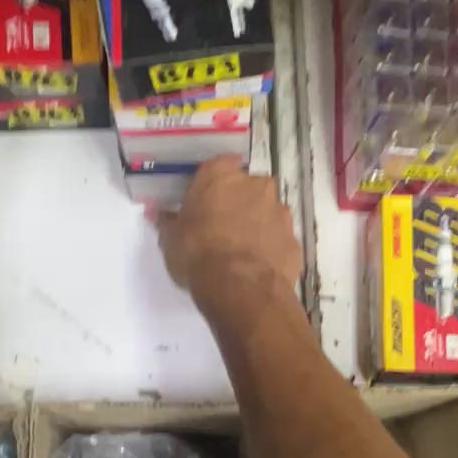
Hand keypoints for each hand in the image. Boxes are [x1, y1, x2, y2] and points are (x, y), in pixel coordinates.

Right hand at [158, 156, 303, 325]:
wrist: (241, 288)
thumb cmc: (198, 255)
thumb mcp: (170, 239)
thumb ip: (170, 223)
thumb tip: (163, 216)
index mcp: (221, 175)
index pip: (217, 169)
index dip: (211, 189)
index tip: (204, 207)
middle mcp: (256, 184)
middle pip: (246, 189)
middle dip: (238, 205)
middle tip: (222, 231)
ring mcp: (280, 211)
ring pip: (267, 213)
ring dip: (257, 226)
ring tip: (242, 254)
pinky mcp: (294, 239)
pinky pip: (279, 240)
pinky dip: (271, 249)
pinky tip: (258, 269)